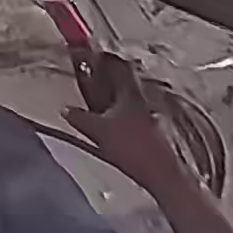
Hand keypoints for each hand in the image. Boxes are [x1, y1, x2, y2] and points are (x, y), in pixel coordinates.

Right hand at [62, 52, 190, 193]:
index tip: (97, 56)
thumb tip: (66, 109)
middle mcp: (147, 101)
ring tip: (112, 106)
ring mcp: (158, 118)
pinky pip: (146, 119)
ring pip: (139, 101)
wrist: (166, 177)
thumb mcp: (98, 131)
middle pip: (131, 82)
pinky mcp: (166, 136)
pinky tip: (127, 130)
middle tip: (102, 80)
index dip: (107, 60)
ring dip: (127, 100)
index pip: (120, 67)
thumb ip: (80, 118)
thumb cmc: (133, 148)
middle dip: (117, 79)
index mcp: (130, 94)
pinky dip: (135, 119)